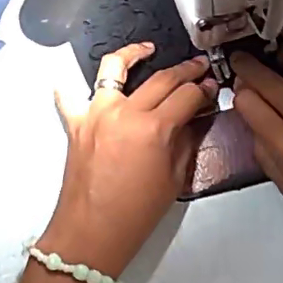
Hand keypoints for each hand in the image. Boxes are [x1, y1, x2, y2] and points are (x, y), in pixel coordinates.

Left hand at [37, 43, 217, 278]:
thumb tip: (192, 119)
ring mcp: (97, 114)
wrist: (92, 232)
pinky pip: (71, 95)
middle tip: (198, 67)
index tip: (212, 88)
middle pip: (162, 78)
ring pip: (115, 68)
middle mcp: (125, 113)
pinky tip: (86, 81)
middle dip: (186, 70)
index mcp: (154, 128)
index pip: (187, 96)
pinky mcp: (76, 124)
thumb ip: (185, 141)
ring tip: (147, 50)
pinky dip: (74, 84)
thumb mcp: (174, 178)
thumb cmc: (134, 214)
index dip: (205, 90)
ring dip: (134, 54)